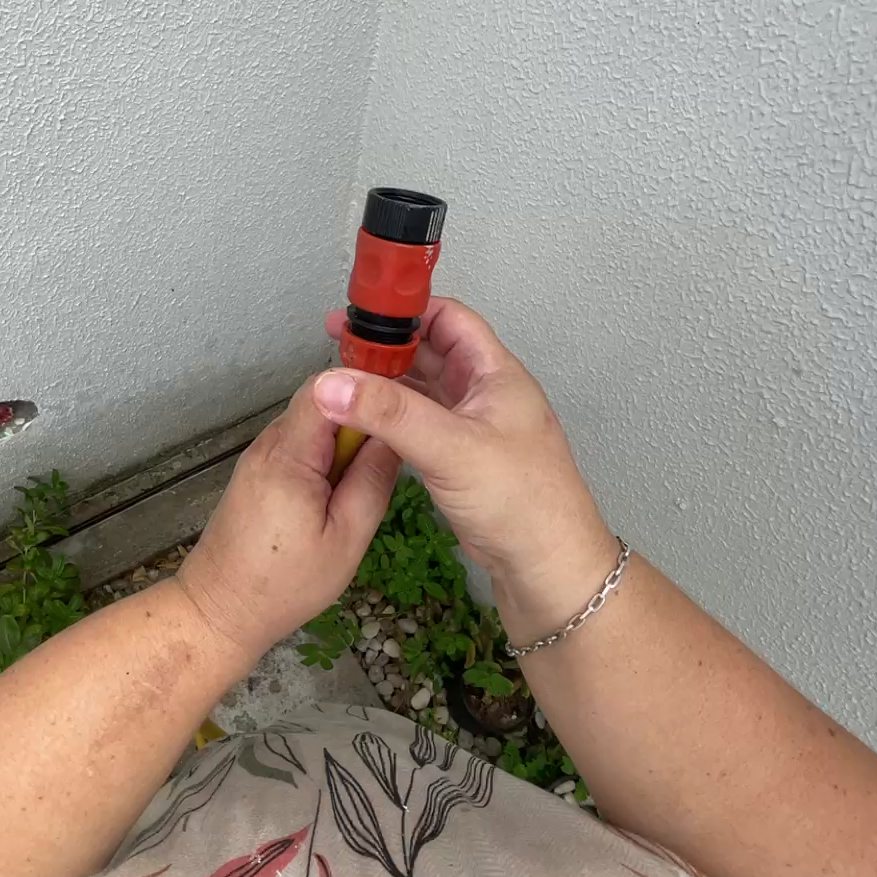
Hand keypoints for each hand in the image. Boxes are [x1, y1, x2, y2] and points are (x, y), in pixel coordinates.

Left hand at [176, 379, 401, 659]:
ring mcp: (259, 455)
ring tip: (365, 476)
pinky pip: (299, 445)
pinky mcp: (257, 470)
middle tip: (388, 453)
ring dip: (341, 442)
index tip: (397, 409)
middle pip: (322, 402)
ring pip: (312, 425)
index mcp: (289, 455)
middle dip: (359, 419)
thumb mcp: (347, 538)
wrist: (220, 609)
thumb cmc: (286, 583)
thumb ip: (373, 480)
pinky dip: (323, 457)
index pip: (327, 388)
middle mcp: (269, 443)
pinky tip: (336, 491)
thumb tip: (396, 435)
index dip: (365, 389)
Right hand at [314, 298, 618, 642]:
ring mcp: (471, 425)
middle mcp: (483, 391)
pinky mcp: (458, 456)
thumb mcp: (451, 447)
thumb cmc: (517, 499)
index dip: (406, 309)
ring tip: (342, 377)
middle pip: (430, 350)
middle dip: (387, 345)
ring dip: (386, 380)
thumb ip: (390, 413)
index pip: (449, 318)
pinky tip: (363, 418)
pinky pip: (419, 421)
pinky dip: (391, 414)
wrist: (546, 567)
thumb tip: (330, 383)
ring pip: (423, 387)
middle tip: (339, 344)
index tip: (360, 312)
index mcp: (495, 373)